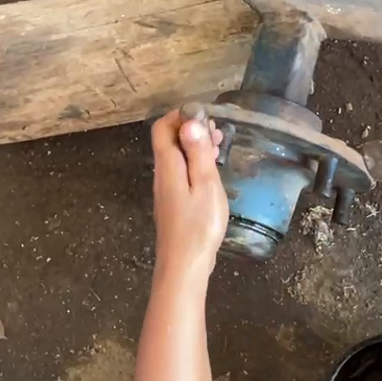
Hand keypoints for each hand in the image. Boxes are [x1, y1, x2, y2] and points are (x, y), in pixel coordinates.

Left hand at [150, 109, 227, 279]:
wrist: (184, 265)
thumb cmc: (198, 225)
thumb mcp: (205, 184)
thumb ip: (197, 153)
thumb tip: (190, 122)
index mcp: (168, 166)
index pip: (162, 128)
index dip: (179, 115)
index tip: (204, 115)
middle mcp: (162, 175)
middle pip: (168, 141)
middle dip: (190, 129)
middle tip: (217, 131)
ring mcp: (166, 190)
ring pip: (176, 157)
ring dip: (195, 146)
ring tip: (219, 146)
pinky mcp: (173, 203)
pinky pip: (181, 172)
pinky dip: (195, 163)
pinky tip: (212, 171)